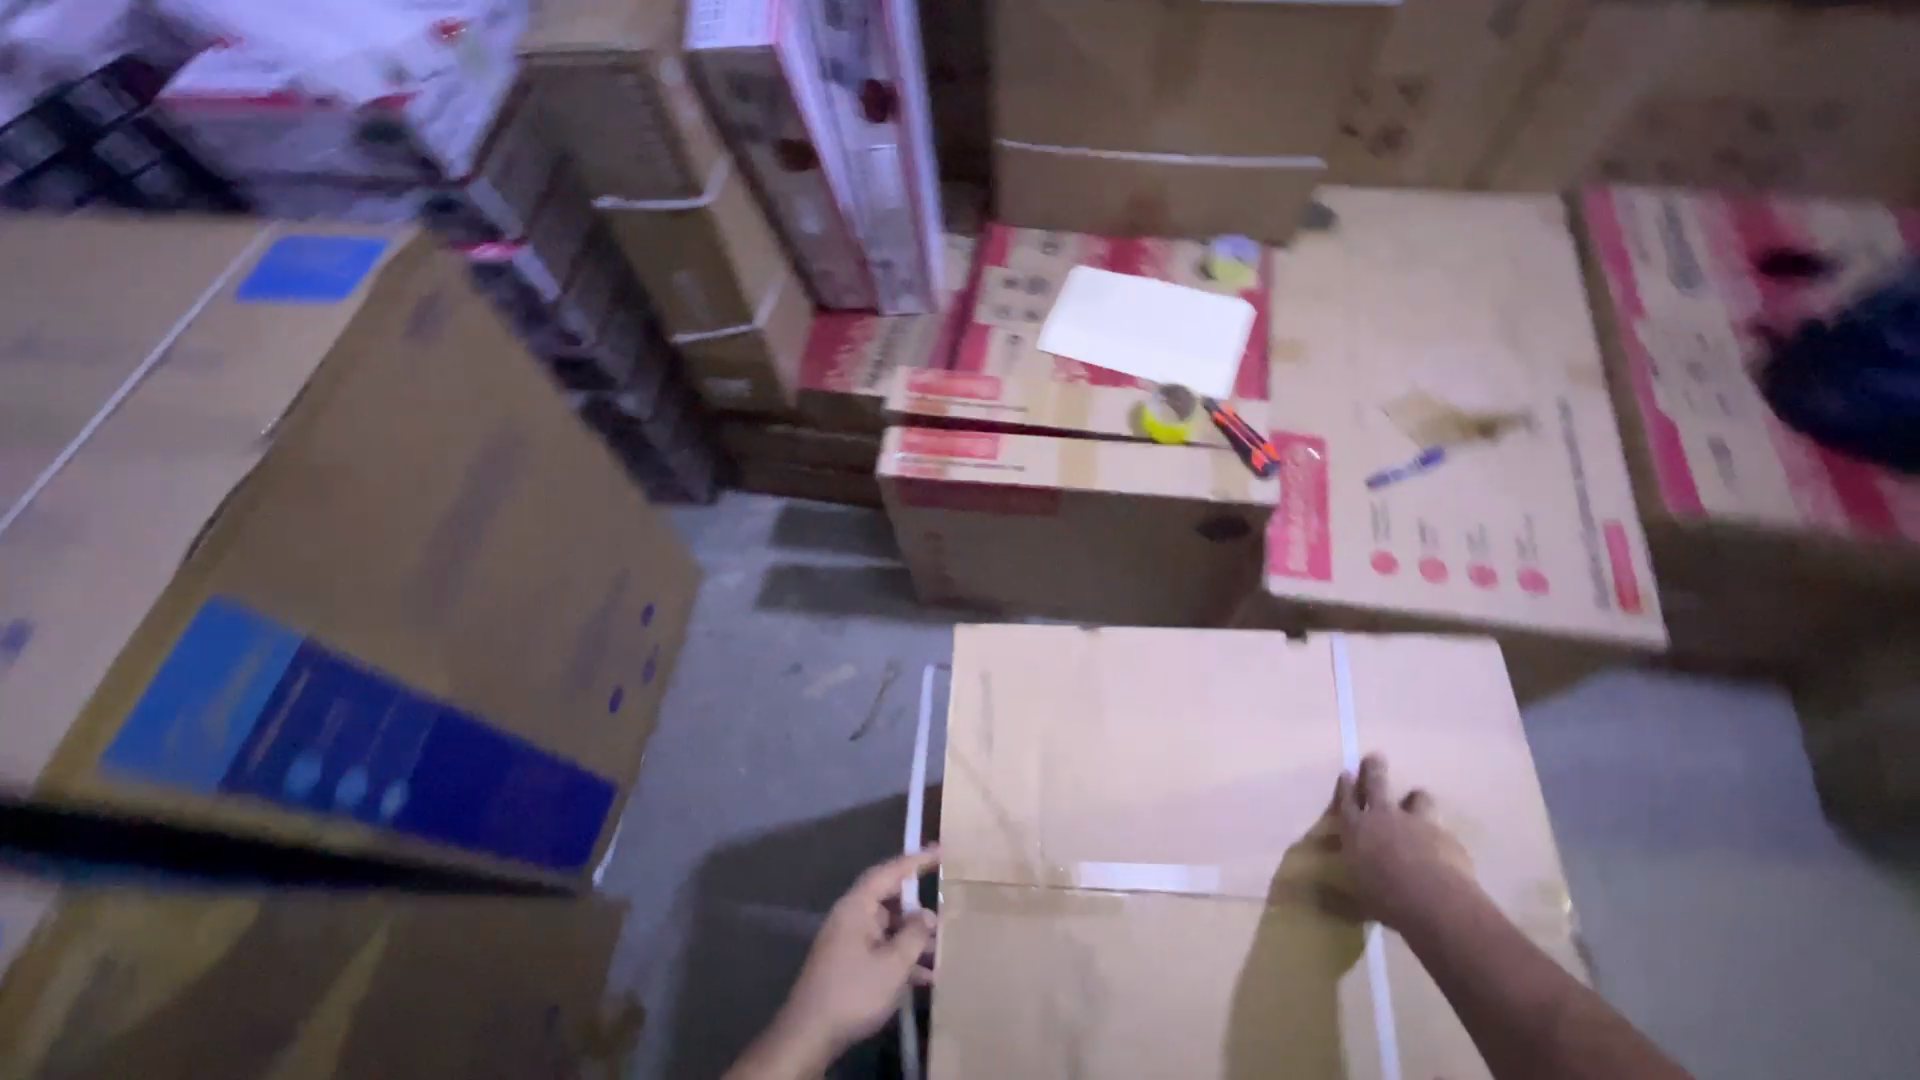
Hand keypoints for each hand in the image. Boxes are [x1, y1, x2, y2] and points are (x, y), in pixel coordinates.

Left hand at [778, 850, 939, 1056]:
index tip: (940, 850)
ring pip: (888, 928)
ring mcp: (848, 941)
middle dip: (918, 908)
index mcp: (857, 907)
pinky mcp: (848, 963)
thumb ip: (914, 935)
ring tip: (941, 950)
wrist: (810, 1034)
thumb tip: (927, 915)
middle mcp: (850, 917)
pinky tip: (925, 978)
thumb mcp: (892, 965)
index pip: (889, 872)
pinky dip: (901, 958)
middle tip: (946, 911)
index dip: (915, 860)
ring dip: (912, 939)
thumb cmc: (853, 992)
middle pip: (889, 900)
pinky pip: (880, 949)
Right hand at [1327, 755, 1477, 931]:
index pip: (1347, 800)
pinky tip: (1444, 849)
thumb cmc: (1383, 897)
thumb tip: (1331, 894)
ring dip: (1416, 798)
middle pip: (1377, 785)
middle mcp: (1384, 818)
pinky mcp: (1446, 837)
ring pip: (1418, 799)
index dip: (1347, 786)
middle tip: (1376, 757)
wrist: (1432, 900)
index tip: (1347, 771)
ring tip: (1418, 798)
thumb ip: (1353, 882)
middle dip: (1374, 769)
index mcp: (1356, 829)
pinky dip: (1440, 836)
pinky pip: (1442, 831)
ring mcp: (1417, 824)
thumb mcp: (1358, 894)